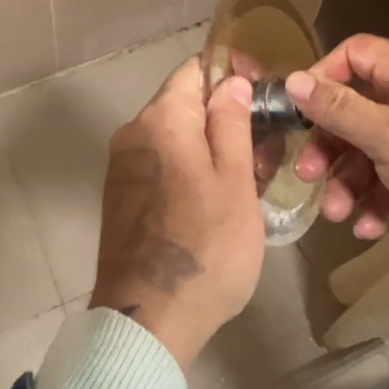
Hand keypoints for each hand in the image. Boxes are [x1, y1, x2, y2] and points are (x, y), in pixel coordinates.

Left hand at [89, 59, 264, 366]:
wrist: (147, 319)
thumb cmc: (205, 248)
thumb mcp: (234, 182)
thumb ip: (231, 123)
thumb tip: (230, 81)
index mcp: (160, 119)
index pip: (195, 69)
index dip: (232, 73)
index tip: (265, 94)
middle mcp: (132, 132)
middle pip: (184, 103)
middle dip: (226, 116)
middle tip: (267, 151)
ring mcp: (122, 166)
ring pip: (174, 136)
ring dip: (211, 146)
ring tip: (250, 180)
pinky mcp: (121, 196)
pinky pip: (161, 163)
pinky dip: (190, 169)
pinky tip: (216, 201)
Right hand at [285, 35, 388, 283]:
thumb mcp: (388, 138)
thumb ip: (339, 109)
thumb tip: (293, 79)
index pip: (354, 53)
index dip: (323, 76)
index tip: (300, 111)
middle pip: (355, 108)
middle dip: (329, 144)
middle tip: (307, 175)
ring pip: (371, 149)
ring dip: (348, 181)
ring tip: (337, 215)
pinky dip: (377, 201)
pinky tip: (368, 229)